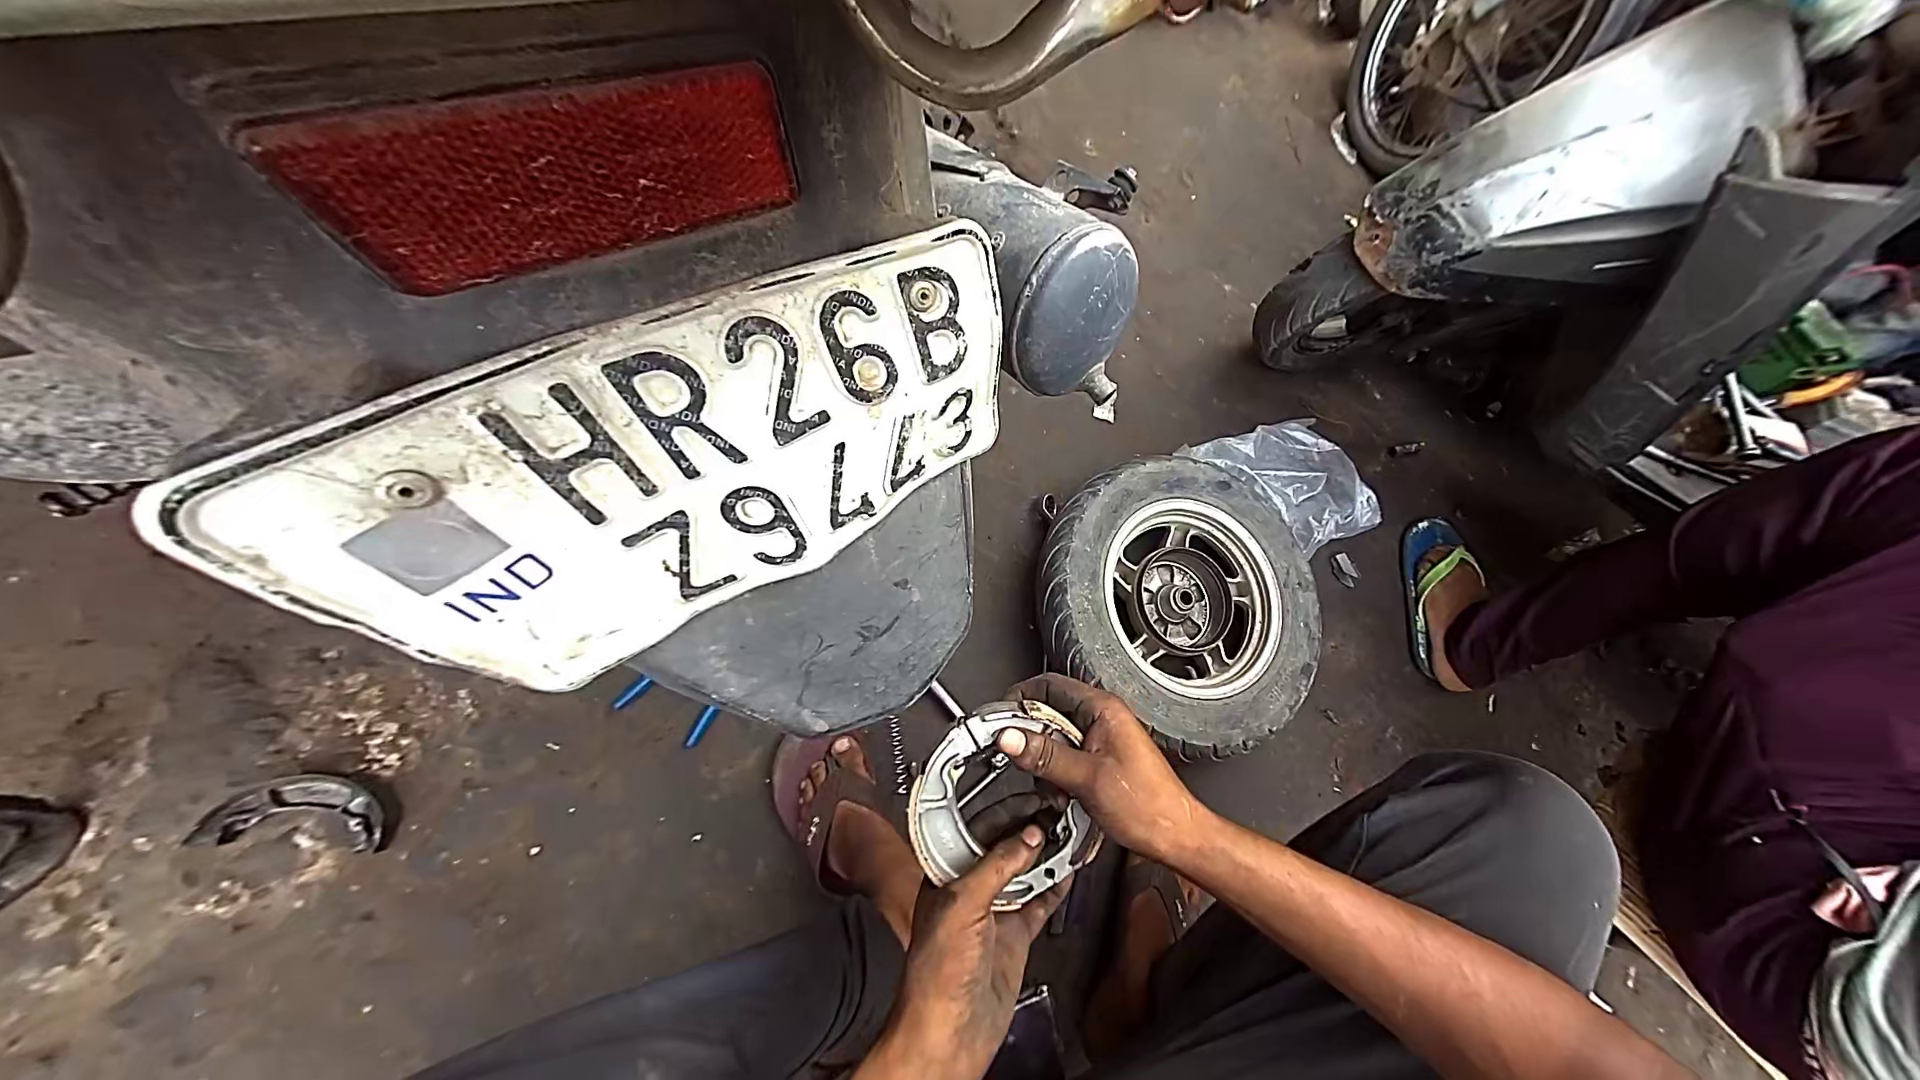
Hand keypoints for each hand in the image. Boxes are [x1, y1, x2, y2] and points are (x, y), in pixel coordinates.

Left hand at [860, 825, 1068, 1079]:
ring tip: (1067, 834)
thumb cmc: (935, 974)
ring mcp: (994, 911)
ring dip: (1046, 854)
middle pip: (1005, 845)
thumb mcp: (963, 905)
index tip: (1029, 798)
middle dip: (1029, 827)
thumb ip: (996, 866)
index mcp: (947, 872)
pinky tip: (1068, 871)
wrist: (949, 1034)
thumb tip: (1027, 836)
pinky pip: (1039, 902)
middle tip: (1056, 812)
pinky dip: (1055, 886)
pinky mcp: (1014, 935)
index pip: (977, 827)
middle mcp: (970, 887)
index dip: (1004, 810)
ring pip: (1025, 871)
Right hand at [998, 673, 1212, 865]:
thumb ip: (1044, 755)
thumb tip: (1010, 736)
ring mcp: (1101, 739)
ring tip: (1054, 785)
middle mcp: (1102, 718)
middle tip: (1024, 760)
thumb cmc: (1149, 807)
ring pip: (1054, 737)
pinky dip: (1056, 774)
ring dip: (1044, 762)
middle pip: (1047, 712)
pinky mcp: (1099, 759)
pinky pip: (1064, 756)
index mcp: (1103, 709)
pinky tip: (1064, 792)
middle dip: (1032, 739)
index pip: (1048, 685)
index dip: (1020, 699)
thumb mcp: (1086, 778)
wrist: (1176, 837)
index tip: (1001, 720)